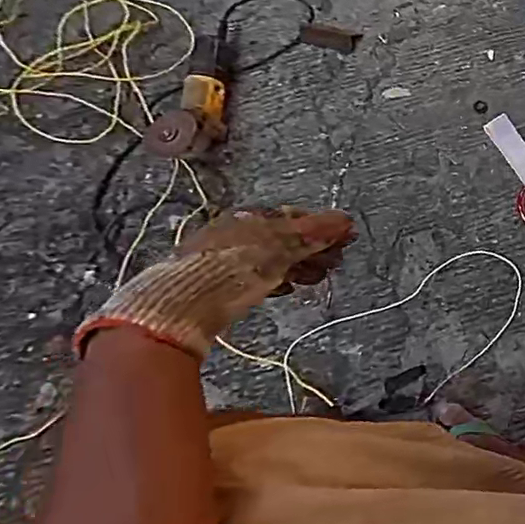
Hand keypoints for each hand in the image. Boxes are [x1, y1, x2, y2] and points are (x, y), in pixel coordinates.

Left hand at [76, 207, 356, 357]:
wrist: (179, 307)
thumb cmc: (231, 270)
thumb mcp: (279, 248)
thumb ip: (312, 235)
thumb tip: (344, 221)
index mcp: (250, 216)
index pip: (297, 217)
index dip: (323, 228)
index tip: (345, 239)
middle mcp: (237, 231)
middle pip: (285, 237)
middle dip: (313, 249)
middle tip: (335, 262)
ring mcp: (226, 256)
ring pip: (273, 256)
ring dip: (299, 265)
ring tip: (316, 279)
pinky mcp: (218, 281)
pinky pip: (257, 273)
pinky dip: (278, 277)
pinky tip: (286, 288)